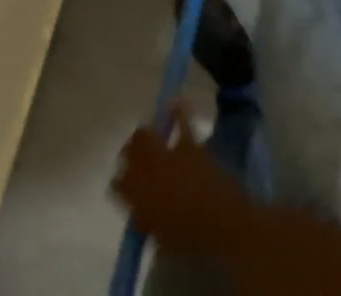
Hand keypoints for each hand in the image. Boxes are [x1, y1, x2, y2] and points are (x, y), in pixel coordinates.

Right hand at [110, 105, 251, 255]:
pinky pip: (182, 122)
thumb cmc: (190, 238)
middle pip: (128, 152)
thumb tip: (140, 213)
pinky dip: (178, 111)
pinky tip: (176, 102)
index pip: (116, 184)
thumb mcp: (160, 238)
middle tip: (135, 160)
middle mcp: (145, 170)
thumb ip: (145, 220)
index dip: (121, 185)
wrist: (223, 222)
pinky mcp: (189, 145)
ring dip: (145, 136)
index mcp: (135, 196)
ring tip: (147, 138)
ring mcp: (167, 154)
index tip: (125, 188)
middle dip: (129, 153)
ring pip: (146, 135)